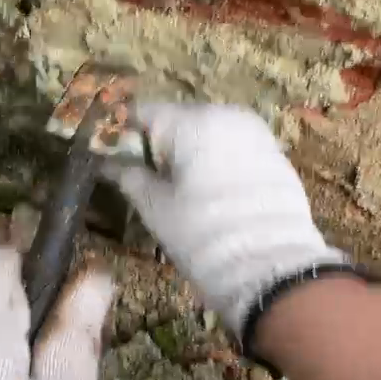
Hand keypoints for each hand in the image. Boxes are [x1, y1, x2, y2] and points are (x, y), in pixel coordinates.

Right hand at [112, 102, 345, 331]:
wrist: (272, 268)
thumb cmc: (202, 233)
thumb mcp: (154, 207)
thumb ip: (128, 175)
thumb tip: (106, 162)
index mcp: (191, 120)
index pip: (142, 112)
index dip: (120, 133)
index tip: (108, 156)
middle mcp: (225, 114)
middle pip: (177, 120)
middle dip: (157, 144)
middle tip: (143, 179)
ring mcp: (255, 133)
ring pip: (207, 134)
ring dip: (188, 153)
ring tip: (179, 190)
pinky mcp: (274, 154)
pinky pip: (233, 149)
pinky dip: (216, 163)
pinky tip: (211, 194)